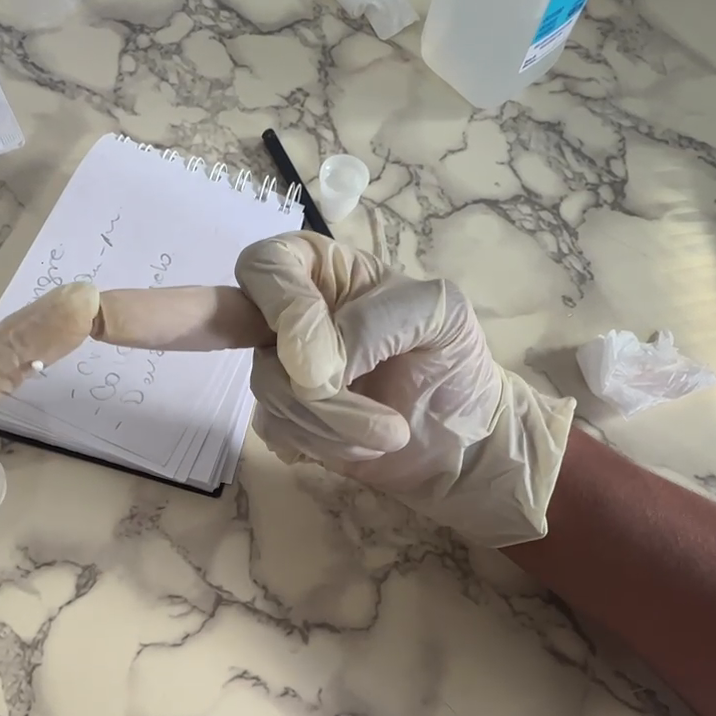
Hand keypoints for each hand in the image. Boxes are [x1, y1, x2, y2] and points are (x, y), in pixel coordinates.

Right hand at [235, 232, 574, 545]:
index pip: (266, 267)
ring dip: (333, 425)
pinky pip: (275, 430)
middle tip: (373, 415)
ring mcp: (283, 370)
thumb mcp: (439, 315)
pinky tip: (364, 448)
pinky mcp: (285, 419)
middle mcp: (293, 316)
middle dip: (313, 390)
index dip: (283, 309)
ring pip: (269, 392)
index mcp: (325, 272)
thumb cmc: (453, 363)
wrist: (460, 441)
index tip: (324, 366)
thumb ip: (375, 321)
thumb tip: (313, 368)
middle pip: (255, 343)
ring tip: (389, 435)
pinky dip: (322, 447)